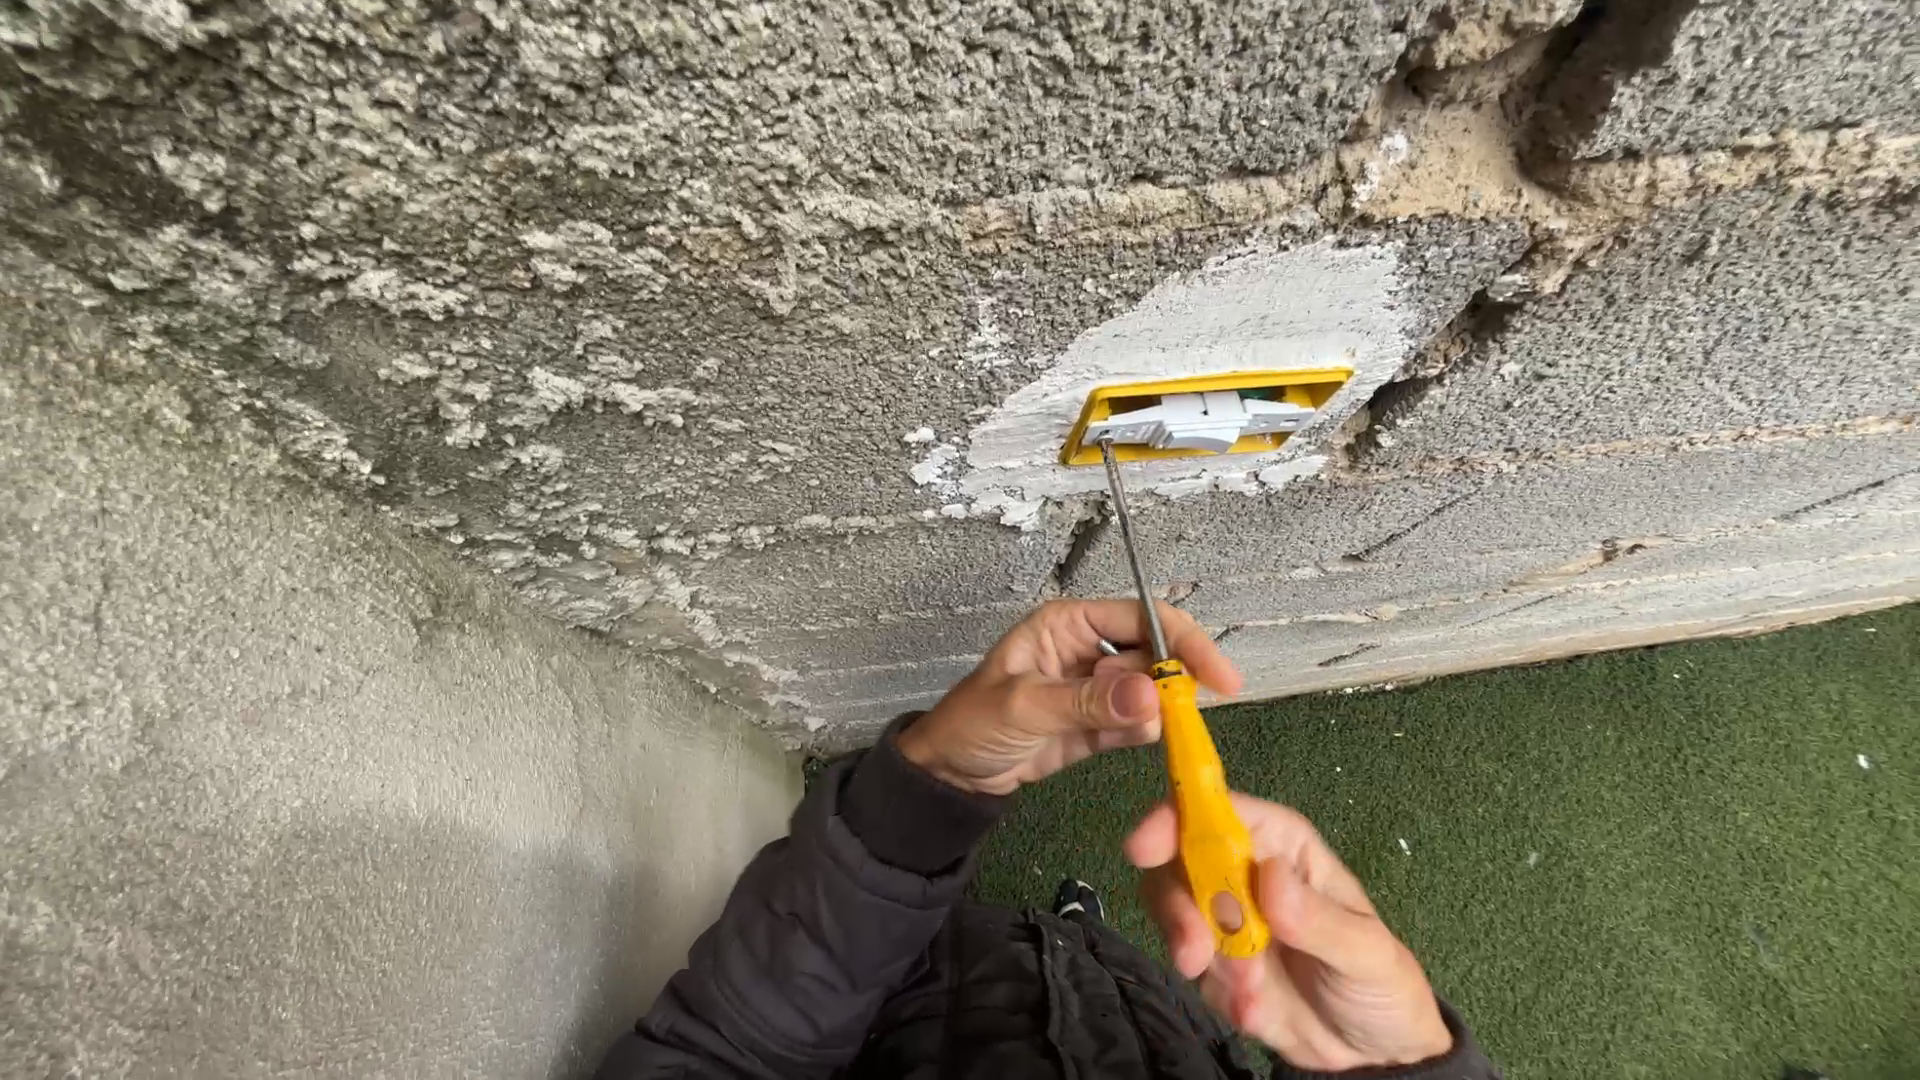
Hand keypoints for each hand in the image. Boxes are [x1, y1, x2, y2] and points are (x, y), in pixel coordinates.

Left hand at [895, 599, 1241, 795]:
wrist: (953, 773)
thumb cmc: (973, 723)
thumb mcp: (1022, 706)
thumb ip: (1086, 702)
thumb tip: (1151, 696)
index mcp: (1068, 624)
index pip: (1140, 617)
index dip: (1184, 641)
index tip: (1220, 677)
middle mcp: (1089, 648)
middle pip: (1155, 653)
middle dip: (1166, 684)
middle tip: (1161, 715)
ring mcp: (1097, 687)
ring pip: (1152, 690)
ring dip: (1155, 712)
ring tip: (1112, 730)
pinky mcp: (1101, 723)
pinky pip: (1139, 723)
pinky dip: (1143, 733)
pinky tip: (1120, 741)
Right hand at [1126, 793, 1452, 1070]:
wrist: (1373, 1056)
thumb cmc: (1381, 983)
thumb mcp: (1367, 954)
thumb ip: (1319, 918)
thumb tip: (1267, 875)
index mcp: (1277, 843)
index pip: (1216, 810)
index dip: (1174, 817)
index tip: (1144, 848)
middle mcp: (1238, 867)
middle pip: (1176, 854)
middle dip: (1177, 903)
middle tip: (1195, 952)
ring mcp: (1218, 912)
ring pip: (1169, 902)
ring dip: (1193, 946)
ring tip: (1247, 991)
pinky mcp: (1207, 956)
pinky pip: (1184, 955)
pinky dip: (1212, 986)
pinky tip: (1252, 1010)